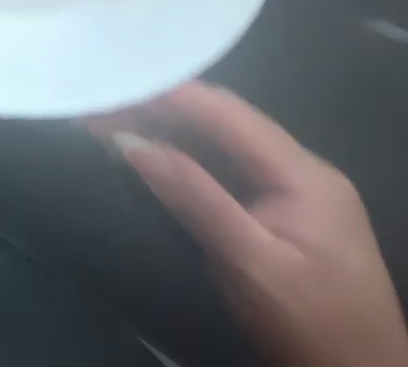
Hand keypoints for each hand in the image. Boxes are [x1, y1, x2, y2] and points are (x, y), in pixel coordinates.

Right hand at [98, 84, 407, 366]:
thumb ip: (194, 196)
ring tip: (102, 122)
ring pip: (213, 138)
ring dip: (158, 127)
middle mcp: (298, 169)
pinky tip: (137, 150)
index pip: (226, 112)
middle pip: (218, 119)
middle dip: (154, 107)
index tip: (111, 84)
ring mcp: (287, 188)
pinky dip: (172, 152)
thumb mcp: (250, 262)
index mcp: (305, 175)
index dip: (166, 93)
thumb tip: (128, 140)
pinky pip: (215, 163)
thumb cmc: (313, 325)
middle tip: (94, 107)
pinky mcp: (270, 205)